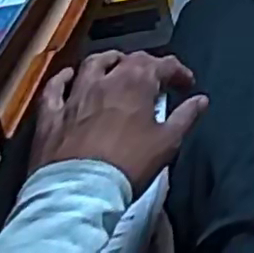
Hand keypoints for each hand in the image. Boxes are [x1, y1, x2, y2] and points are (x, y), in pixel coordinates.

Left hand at [30, 51, 208, 190]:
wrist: (79, 194)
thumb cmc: (128, 164)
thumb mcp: (167, 142)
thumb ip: (186, 117)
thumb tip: (201, 100)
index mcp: (139, 80)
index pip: (166, 65)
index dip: (179, 72)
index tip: (186, 84)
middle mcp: (109, 78)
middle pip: (131, 59)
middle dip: (147, 64)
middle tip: (155, 77)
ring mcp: (78, 94)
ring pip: (93, 64)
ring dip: (107, 60)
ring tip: (115, 63)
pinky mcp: (52, 115)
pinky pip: (55, 89)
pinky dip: (61, 80)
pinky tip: (67, 76)